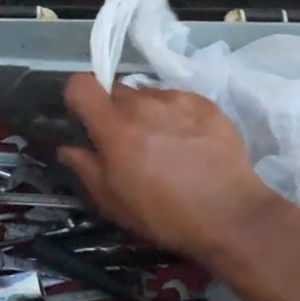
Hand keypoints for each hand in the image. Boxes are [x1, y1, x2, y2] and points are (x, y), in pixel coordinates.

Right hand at [58, 74, 284, 263]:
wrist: (231, 216)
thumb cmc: (164, 215)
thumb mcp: (113, 202)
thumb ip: (85, 168)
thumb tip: (68, 148)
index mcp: (114, 127)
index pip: (81, 84)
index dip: (78, 98)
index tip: (86, 119)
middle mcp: (143, 104)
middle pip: (116, 91)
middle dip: (115, 111)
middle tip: (129, 142)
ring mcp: (177, 100)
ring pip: (148, 96)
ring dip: (147, 113)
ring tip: (165, 145)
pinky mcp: (205, 102)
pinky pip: (178, 101)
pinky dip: (176, 116)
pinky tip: (189, 144)